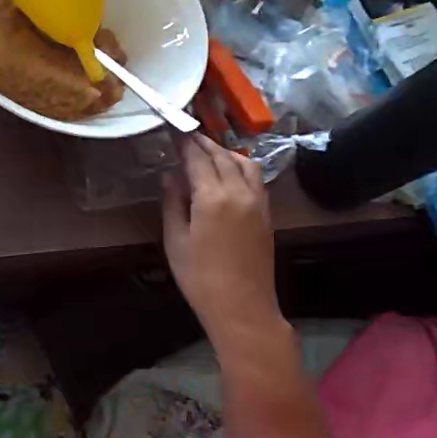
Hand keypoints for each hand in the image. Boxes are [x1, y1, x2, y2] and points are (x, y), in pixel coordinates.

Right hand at [162, 133, 280, 337]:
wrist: (243, 308)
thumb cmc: (200, 278)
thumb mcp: (176, 240)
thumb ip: (173, 203)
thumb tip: (170, 176)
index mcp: (214, 197)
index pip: (198, 158)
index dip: (184, 142)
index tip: (172, 129)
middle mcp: (240, 192)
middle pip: (222, 156)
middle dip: (203, 144)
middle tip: (185, 136)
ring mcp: (258, 202)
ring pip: (245, 163)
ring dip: (225, 152)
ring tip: (207, 152)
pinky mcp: (266, 214)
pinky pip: (255, 179)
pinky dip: (240, 167)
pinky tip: (228, 174)